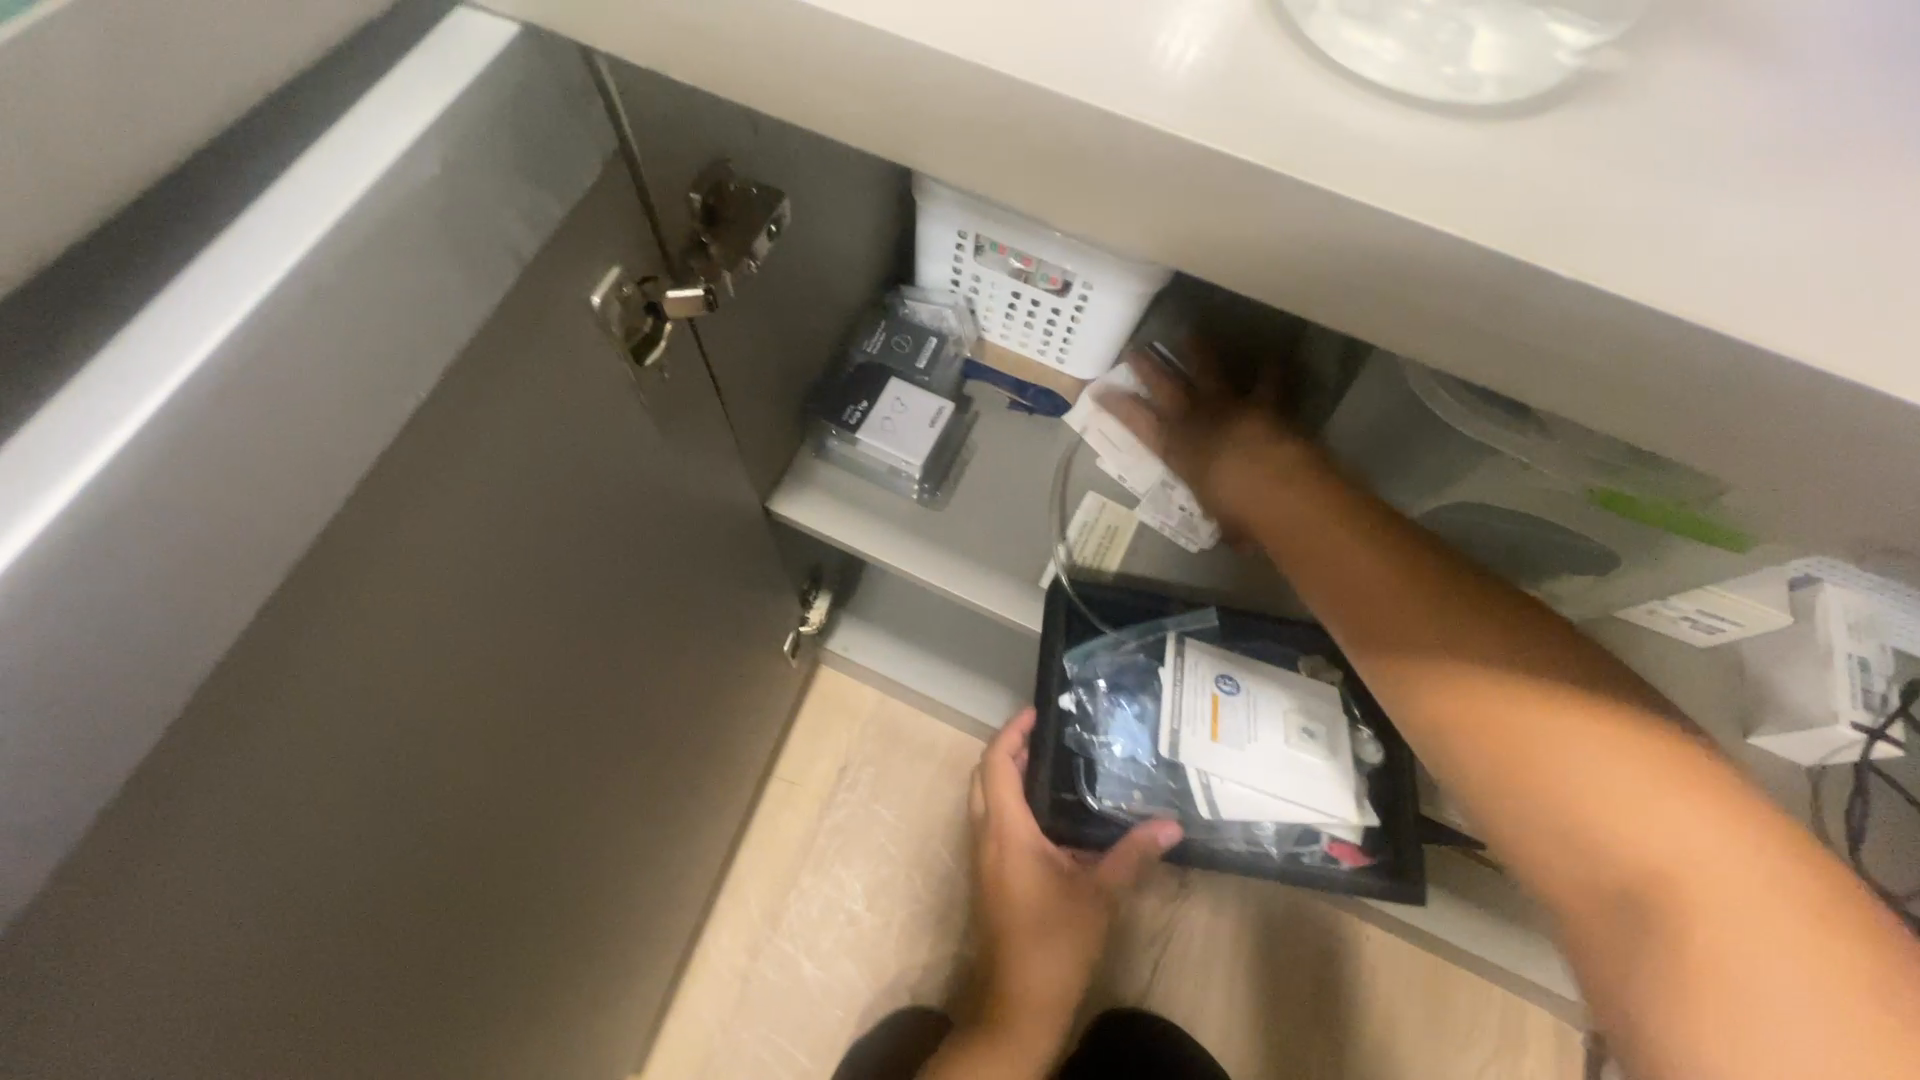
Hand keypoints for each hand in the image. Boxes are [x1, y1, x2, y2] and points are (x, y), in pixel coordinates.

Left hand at [966, 709, 1180, 1047]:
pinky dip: (1012, 805)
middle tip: (1046, 735)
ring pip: (984, 802)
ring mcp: (983, 860)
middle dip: (1008, 750)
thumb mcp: (1099, 895)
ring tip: (1051, 765)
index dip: (1011, 733)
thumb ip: (1132, 854)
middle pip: (983, 777)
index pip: (996, 764)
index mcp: (1005, 832)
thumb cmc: (1054, 943)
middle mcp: (986, 838)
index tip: (1035, 712)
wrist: (1018, 1004)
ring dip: (1008, 778)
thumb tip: (1172, 824)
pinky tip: (1051, 816)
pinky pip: (992, 825)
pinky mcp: (989, 877)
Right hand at [1099, 349, 1318, 540]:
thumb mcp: (1219, 521)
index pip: (1137, 422)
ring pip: (1209, 371)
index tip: (1100, 390)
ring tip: (1189, 333)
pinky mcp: (1265, 403)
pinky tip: (1274, 354)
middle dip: (1148, 368)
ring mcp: (1229, 407)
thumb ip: (1222, 518)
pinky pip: (1269, 381)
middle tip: (1135, 350)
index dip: (1118, 406)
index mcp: (1174, 450)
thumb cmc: (1237, 514)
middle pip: (1165, 387)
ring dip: (1199, 352)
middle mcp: (1195, 421)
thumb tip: (1234, 534)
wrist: (1275, 489)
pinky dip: (1272, 369)